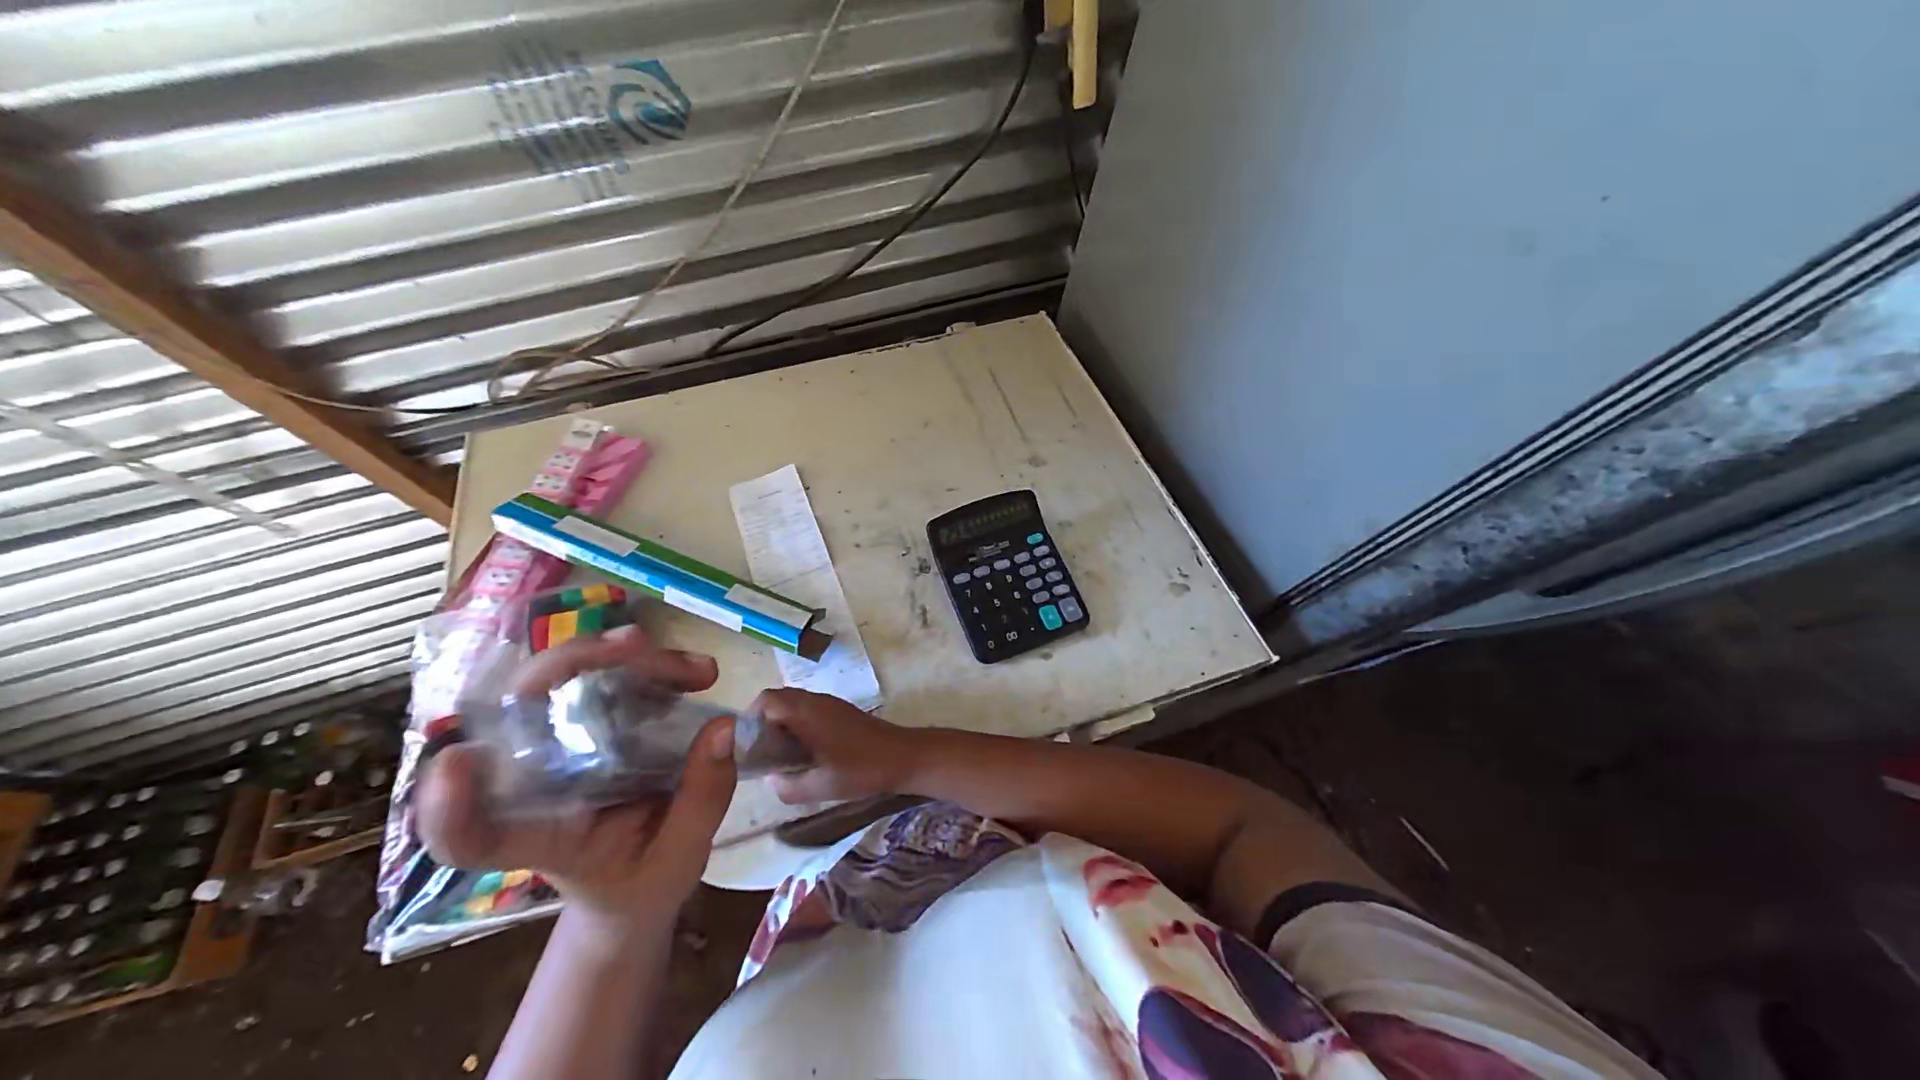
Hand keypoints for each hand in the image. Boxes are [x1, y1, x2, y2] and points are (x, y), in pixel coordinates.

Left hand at [415, 626, 735, 937]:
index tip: (457, 765)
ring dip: (625, 658)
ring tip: (697, 670)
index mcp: (544, 838)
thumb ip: (701, 801)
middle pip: (520, 713)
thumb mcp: (681, 857)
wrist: (634, 880)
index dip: (452, 807)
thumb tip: (724, 728)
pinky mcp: (588, 726)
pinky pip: (603, 679)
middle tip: (636, 649)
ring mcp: (560, 748)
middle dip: (571, 667)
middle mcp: (536, 784)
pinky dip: (649, 665)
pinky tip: (696, 672)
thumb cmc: (643, 881)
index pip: (475, 834)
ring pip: (564, 681)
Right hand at [751, 688, 927, 803]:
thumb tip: (771, 781)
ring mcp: (830, 704)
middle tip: (764, 754)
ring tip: (783, 756)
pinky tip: (806, 753)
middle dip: (764, 724)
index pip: (766, 700)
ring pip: (794, 705)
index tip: (750, 746)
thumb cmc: (862, 769)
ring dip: (782, 725)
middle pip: (777, 700)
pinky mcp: (841, 711)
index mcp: (806, 711)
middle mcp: (816, 700)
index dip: (750, 719)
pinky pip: (809, 710)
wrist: (904, 757)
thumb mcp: (821, 786)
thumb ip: (789, 787)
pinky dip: (799, 726)